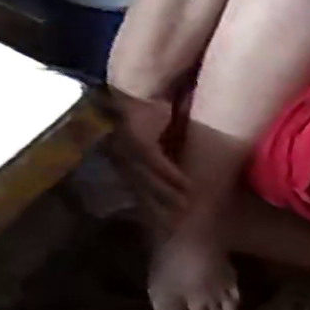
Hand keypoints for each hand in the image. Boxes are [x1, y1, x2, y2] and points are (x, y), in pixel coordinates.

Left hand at [106, 87, 191, 224]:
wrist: (140, 84)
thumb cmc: (152, 107)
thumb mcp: (161, 133)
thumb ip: (168, 149)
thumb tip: (184, 165)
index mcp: (124, 156)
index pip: (139, 186)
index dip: (152, 204)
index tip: (167, 221)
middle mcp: (121, 155)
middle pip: (142, 187)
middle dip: (158, 207)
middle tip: (176, 225)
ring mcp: (127, 147)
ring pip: (148, 178)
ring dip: (167, 195)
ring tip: (187, 210)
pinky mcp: (138, 139)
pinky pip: (156, 162)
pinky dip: (170, 175)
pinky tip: (187, 187)